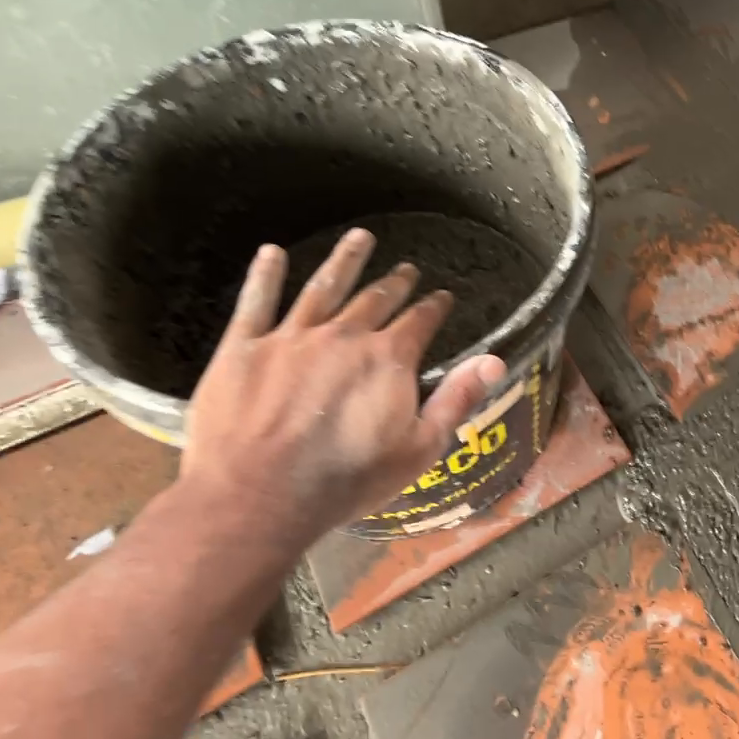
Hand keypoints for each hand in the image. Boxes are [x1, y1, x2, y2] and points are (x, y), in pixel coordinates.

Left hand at [178, 228, 506, 540]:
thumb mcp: (419, 449)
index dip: (434, 306)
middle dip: (395, 282)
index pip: (420, 320)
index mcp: (388, 358)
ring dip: (345, 260)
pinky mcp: (243, 349)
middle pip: (376, 298)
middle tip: (406, 269)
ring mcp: (291, 338)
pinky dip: (266, 275)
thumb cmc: (345, 482)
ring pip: (323, 287)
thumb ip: (457, 399)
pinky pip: (256, 303)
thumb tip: (495, 361)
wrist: (255, 500)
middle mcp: (344, 335)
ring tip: (359, 238)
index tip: (442, 297)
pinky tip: (272, 252)